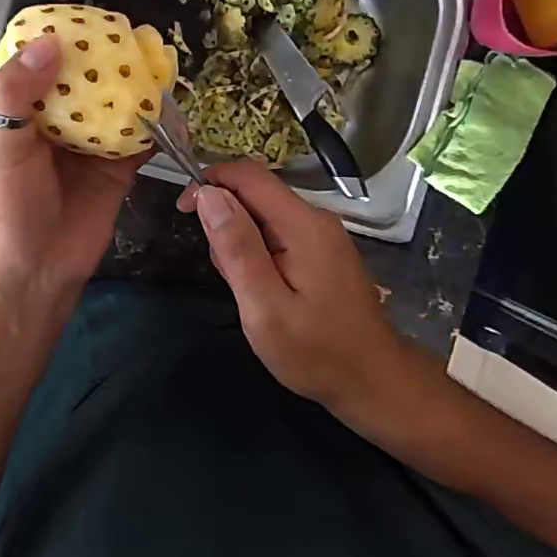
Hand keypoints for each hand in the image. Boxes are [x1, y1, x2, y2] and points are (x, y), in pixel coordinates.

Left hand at [0, 35, 146, 302]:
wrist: (36, 271)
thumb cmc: (9, 209)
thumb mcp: (4, 148)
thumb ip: (16, 95)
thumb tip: (51, 43)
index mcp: (28, 110)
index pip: (46, 64)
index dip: (66, 39)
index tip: (93, 19)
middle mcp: (62, 122)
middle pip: (90, 82)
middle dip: (112, 62)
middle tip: (140, 39)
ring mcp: (93, 145)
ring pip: (119, 107)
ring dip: (139, 90)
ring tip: (163, 65)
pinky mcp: (119, 169)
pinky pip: (141, 141)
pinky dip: (158, 128)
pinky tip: (174, 112)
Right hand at [179, 163, 402, 406]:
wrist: (373, 381)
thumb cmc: (316, 352)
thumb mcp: (264, 307)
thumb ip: (237, 248)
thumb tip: (209, 194)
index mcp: (302, 225)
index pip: (248, 176)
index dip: (210, 182)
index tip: (183, 211)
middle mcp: (315, 219)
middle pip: (255, 194)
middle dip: (225, 222)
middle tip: (226, 276)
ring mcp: (321, 235)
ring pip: (263, 216)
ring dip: (241, 243)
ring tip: (248, 293)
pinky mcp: (321, 251)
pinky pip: (278, 235)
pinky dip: (258, 255)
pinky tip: (265, 293)